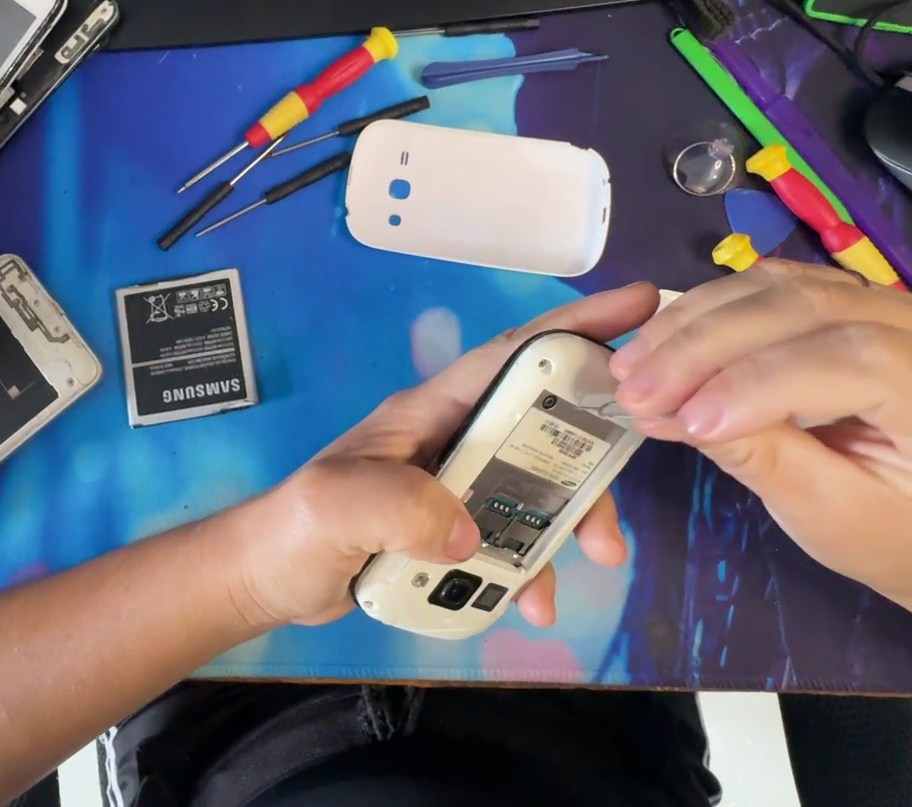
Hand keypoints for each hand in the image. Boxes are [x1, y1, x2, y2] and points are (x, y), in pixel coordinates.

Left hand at [221, 282, 663, 629]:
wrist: (272, 576)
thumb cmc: (296, 528)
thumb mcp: (336, 508)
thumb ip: (397, 506)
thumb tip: (471, 530)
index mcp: (427, 412)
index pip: (506, 358)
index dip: (569, 330)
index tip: (638, 309)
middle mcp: (449, 438)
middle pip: (540, 426)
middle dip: (588, 456)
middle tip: (620, 501)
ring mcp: (453, 483)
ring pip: (535, 487)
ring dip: (567, 524)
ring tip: (593, 564)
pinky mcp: (452, 526)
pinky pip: (513, 537)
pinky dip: (531, 567)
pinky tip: (533, 602)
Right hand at [607, 260, 911, 603]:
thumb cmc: (898, 542)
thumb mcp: (829, 517)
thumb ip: (758, 455)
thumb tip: (666, 411)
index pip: (864, 360)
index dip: (760, 378)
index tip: (681, 417)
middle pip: (816, 309)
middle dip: (709, 346)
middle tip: (634, 385)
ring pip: (788, 286)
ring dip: (697, 321)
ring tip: (635, 363)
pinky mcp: (867, 299)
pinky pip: (779, 285)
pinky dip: (712, 310)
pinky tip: (668, 339)